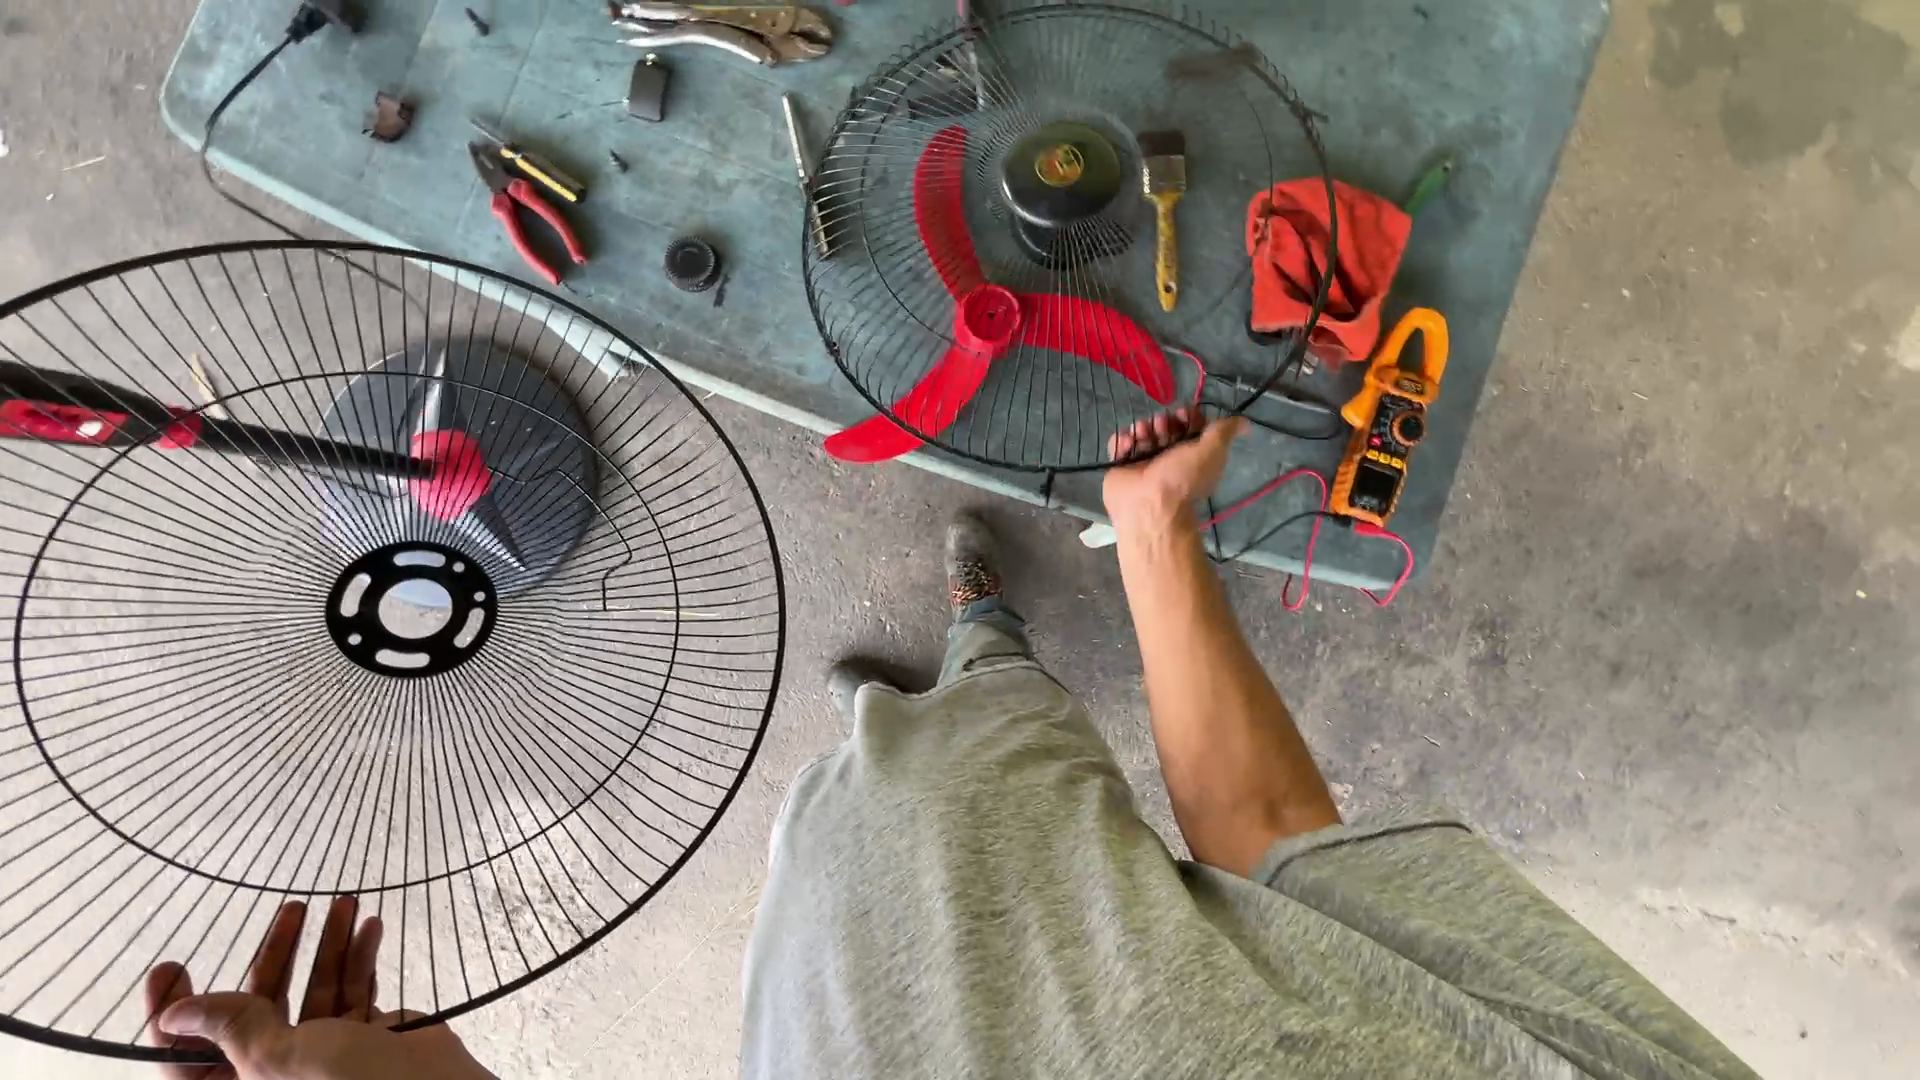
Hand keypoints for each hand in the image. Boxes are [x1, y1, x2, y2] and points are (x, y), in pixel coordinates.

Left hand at [144, 897, 492, 1079]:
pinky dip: (361, 958)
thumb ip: (234, 1028)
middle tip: (291, 911)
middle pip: (260, 1007)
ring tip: (344, 904)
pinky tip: (370, 927)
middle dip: (276, 956)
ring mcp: (322, 1049)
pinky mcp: (364, 1031)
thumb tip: (175, 1012)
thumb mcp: (277, 1057)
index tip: (169, 965)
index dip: (175, 1009)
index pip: (186, 1052)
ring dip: (330, 945)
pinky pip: (354, 989)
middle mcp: (273, 1070)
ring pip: (315, 990)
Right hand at [1103, 407, 1245, 534]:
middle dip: (1164, 421)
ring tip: (1143, 437)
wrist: (1148, 504)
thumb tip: (1245, 423)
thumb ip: (1225, 431)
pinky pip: (1120, 441)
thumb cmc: (1182, 478)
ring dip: (1142, 428)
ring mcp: (1143, 459)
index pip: (1189, 424)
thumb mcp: (1212, 451)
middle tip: (1163, 430)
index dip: (1188, 415)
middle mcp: (1168, 455)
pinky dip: (1122, 441)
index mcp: (1191, 453)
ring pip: (1142, 429)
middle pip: (1165, 424)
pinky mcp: (1121, 464)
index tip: (1184, 415)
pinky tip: (1128, 446)